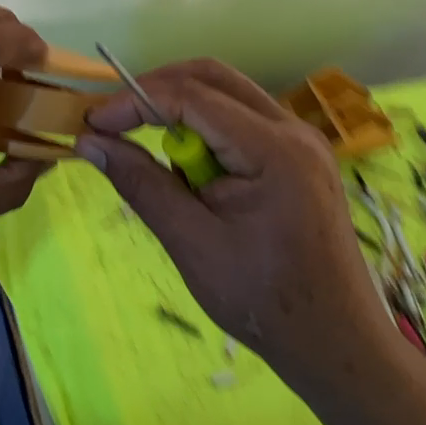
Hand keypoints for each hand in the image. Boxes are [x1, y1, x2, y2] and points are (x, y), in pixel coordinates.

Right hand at [72, 59, 385, 373]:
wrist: (338, 347)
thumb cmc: (263, 300)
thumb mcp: (191, 242)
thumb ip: (140, 182)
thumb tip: (88, 141)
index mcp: (275, 150)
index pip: (191, 97)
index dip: (134, 101)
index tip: (93, 123)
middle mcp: (293, 130)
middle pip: (211, 77)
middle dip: (156, 89)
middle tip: (114, 120)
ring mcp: (300, 141)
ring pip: (225, 92)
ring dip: (179, 106)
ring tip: (144, 141)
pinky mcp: (297, 156)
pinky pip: (239, 117)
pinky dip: (203, 125)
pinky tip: (186, 163)